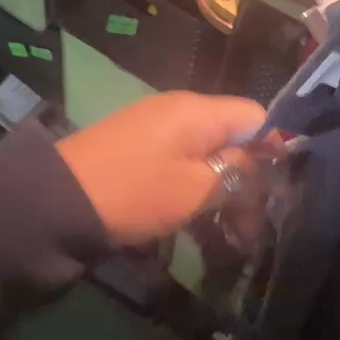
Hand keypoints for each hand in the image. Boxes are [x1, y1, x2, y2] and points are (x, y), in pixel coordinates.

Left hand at [56, 92, 267, 245]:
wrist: (59, 201)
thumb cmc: (135, 191)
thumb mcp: (195, 188)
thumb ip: (237, 171)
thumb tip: (264, 159)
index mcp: (199, 110)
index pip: (257, 117)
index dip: (275, 151)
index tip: (279, 192)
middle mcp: (180, 109)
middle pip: (232, 136)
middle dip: (248, 177)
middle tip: (252, 225)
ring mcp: (155, 125)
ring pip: (207, 151)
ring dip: (221, 188)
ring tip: (227, 231)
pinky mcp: (137, 146)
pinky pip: (180, 159)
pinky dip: (193, 185)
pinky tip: (195, 218)